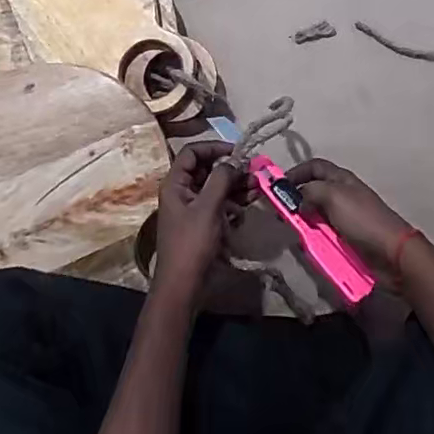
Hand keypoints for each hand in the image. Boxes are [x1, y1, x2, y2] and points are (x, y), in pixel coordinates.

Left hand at [151, 141, 241, 306]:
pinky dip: (234, 202)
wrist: (183, 286)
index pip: (192, 153)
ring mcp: (193, 208)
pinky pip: (220, 204)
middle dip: (231, 169)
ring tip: (257, 187)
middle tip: (254, 171)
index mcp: (175, 184)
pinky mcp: (203, 223)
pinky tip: (249, 204)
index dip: (214, 147)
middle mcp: (182, 192)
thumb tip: (234, 160)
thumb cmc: (192, 243)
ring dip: (236, 185)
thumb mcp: (208, 207)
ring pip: (217, 187)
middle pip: (207, 169)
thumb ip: (222, 179)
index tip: (237, 152)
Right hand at [283, 159, 414, 272]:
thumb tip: (298, 199)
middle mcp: (341, 195)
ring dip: (303, 223)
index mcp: (341, 179)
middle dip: (295, 201)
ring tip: (294, 233)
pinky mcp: (344, 239)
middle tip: (281, 215)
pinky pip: (322, 236)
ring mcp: (343, 218)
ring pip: (314, 216)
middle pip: (312, 192)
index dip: (296, 172)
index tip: (277, 186)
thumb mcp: (334, 196)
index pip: (314, 167)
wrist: (391, 254)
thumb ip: (311, 191)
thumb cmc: (362, 219)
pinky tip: (307, 246)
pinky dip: (313, 240)